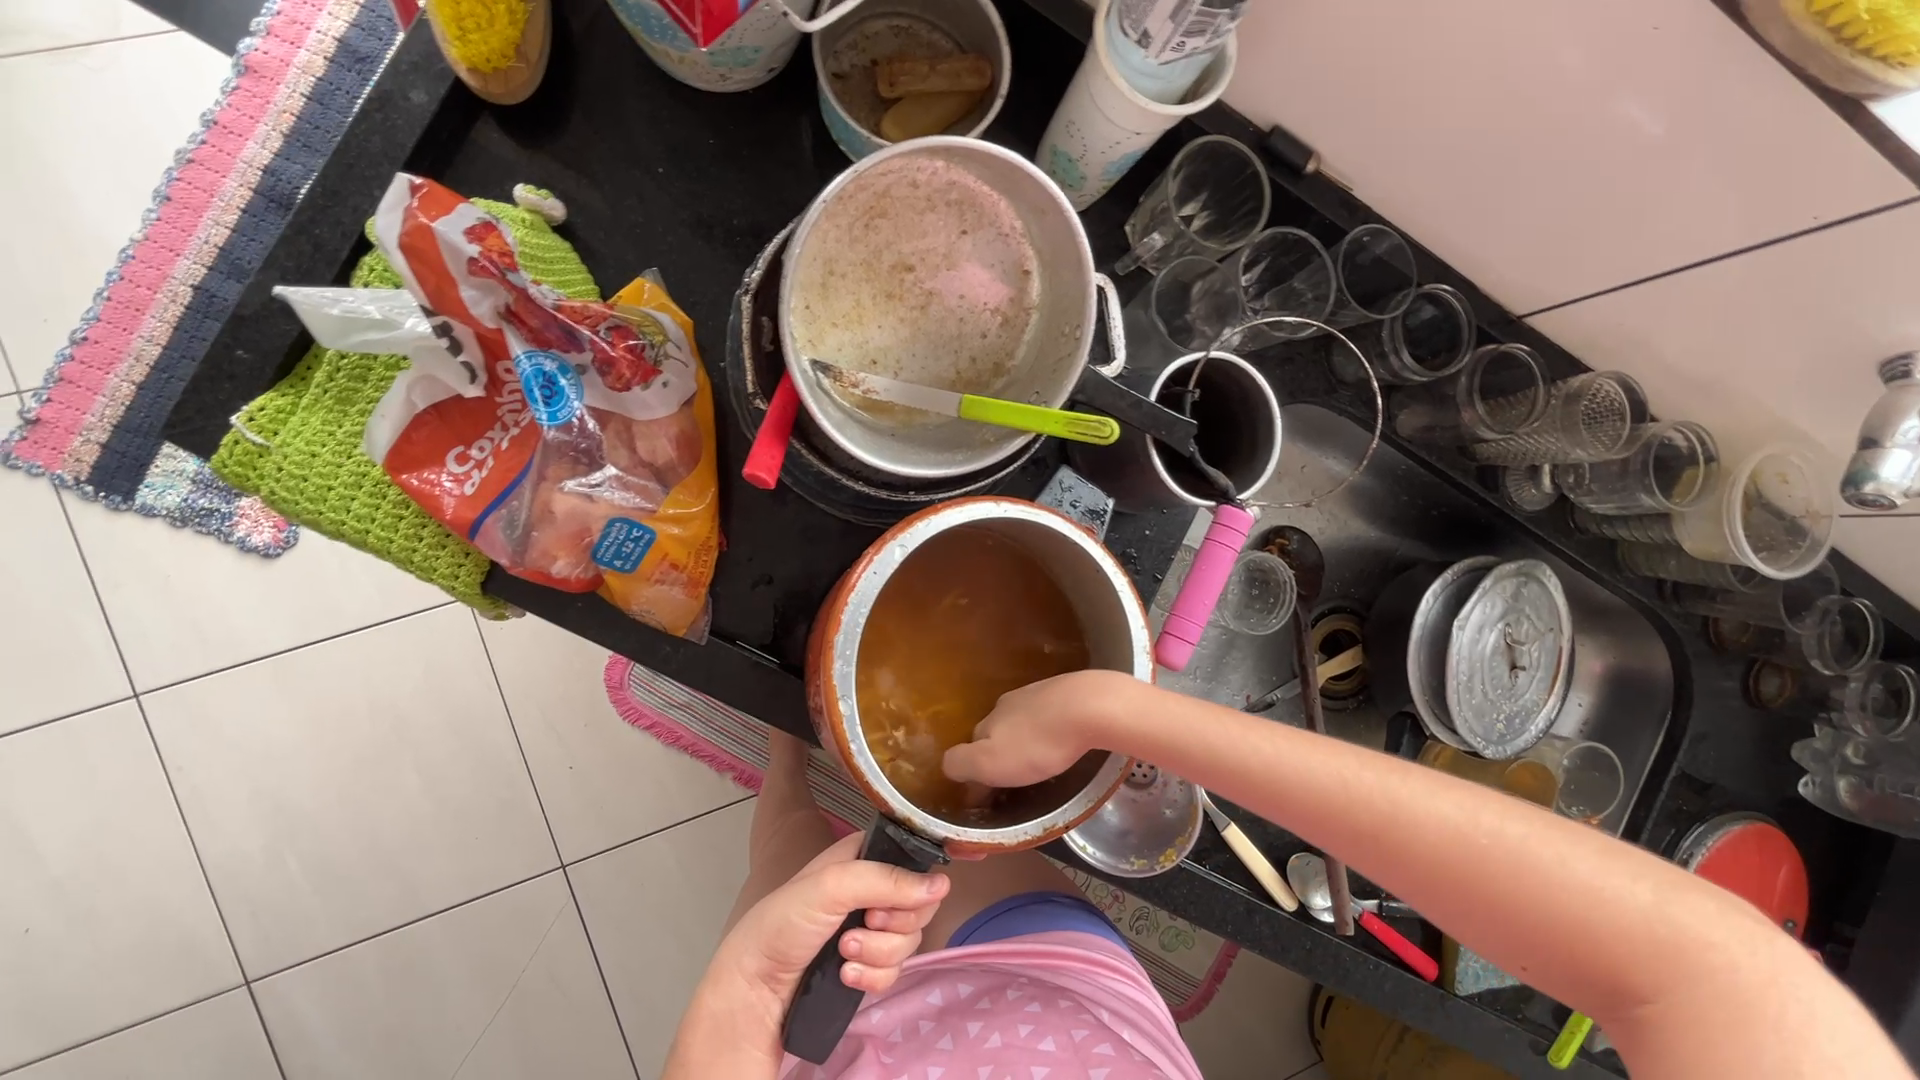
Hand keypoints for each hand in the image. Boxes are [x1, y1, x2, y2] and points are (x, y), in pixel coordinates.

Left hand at [718, 832, 949, 1007]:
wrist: (756, 987)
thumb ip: (887, 880)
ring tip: (844, 953)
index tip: (886, 900)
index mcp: (861, 857)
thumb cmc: (784, 922)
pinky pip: (895, 971)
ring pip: (909, 940)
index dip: (909, 883)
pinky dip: (874, 976)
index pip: (911, 860)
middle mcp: (870, 890)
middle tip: (863, 925)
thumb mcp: (831, 887)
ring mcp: (870, 929)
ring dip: (878, 952)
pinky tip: (847, 975)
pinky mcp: (868, 964)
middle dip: (893, 924)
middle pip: (918, 904)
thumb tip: (942, 885)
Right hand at [943, 669, 1137, 787]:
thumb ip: (960, 763)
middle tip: (1016, 779)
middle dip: (1001, 754)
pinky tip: (1064, 740)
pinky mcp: (1065, 691)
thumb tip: (948, 765)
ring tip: (1042, 761)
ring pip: (1023, 722)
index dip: (976, 774)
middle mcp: (1006, 704)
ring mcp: (1037, 694)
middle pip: (996, 733)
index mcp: (987, 722)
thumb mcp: (989, 763)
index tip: (988, 795)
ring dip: (1026, 741)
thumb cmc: (1038, 743)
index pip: (971, 749)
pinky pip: (1050, 715)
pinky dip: (1050, 729)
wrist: (1090, 706)